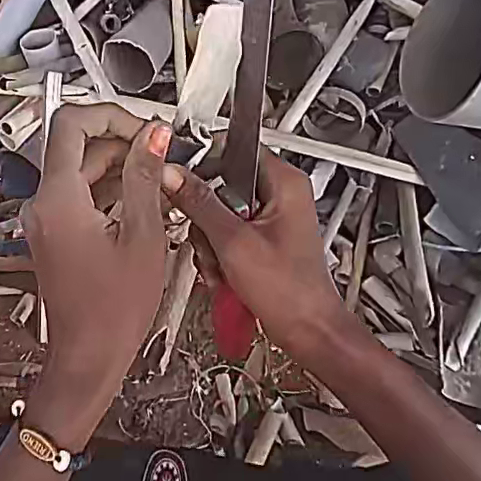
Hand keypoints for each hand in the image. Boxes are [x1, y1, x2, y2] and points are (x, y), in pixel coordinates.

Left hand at [20, 104, 172, 446]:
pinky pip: (79, 194)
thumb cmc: (111, 312)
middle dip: (121, 142)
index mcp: (58, 199)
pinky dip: (109, 190)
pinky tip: (142, 202)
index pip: (72, 124)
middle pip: (76, 145)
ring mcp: (46, 219)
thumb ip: (146, 177)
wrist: (89, 355)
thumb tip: (153, 137)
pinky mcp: (55, 233)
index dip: (111, 115)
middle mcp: (43, 205)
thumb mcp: (142, 236)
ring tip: (158, 181)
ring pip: (80, 170)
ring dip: (119, 167)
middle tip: (160, 154)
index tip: (143, 126)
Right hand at [160, 150, 360, 363]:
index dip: (203, 163)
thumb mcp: (234, 242)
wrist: (308, 332)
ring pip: (217, 213)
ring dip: (209, 242)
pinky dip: (217, 254)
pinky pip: (223, 235)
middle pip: (219, 185)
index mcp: (284, 183)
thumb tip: (172, 174)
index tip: (181, 179)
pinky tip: (224, 273)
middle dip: (205, 219)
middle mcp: (279, 195)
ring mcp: (268, 219)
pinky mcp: (259, 240)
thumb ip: (199, 203)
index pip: (233, 148)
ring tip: (221, 264)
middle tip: (211, 240)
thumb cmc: (291, 292)